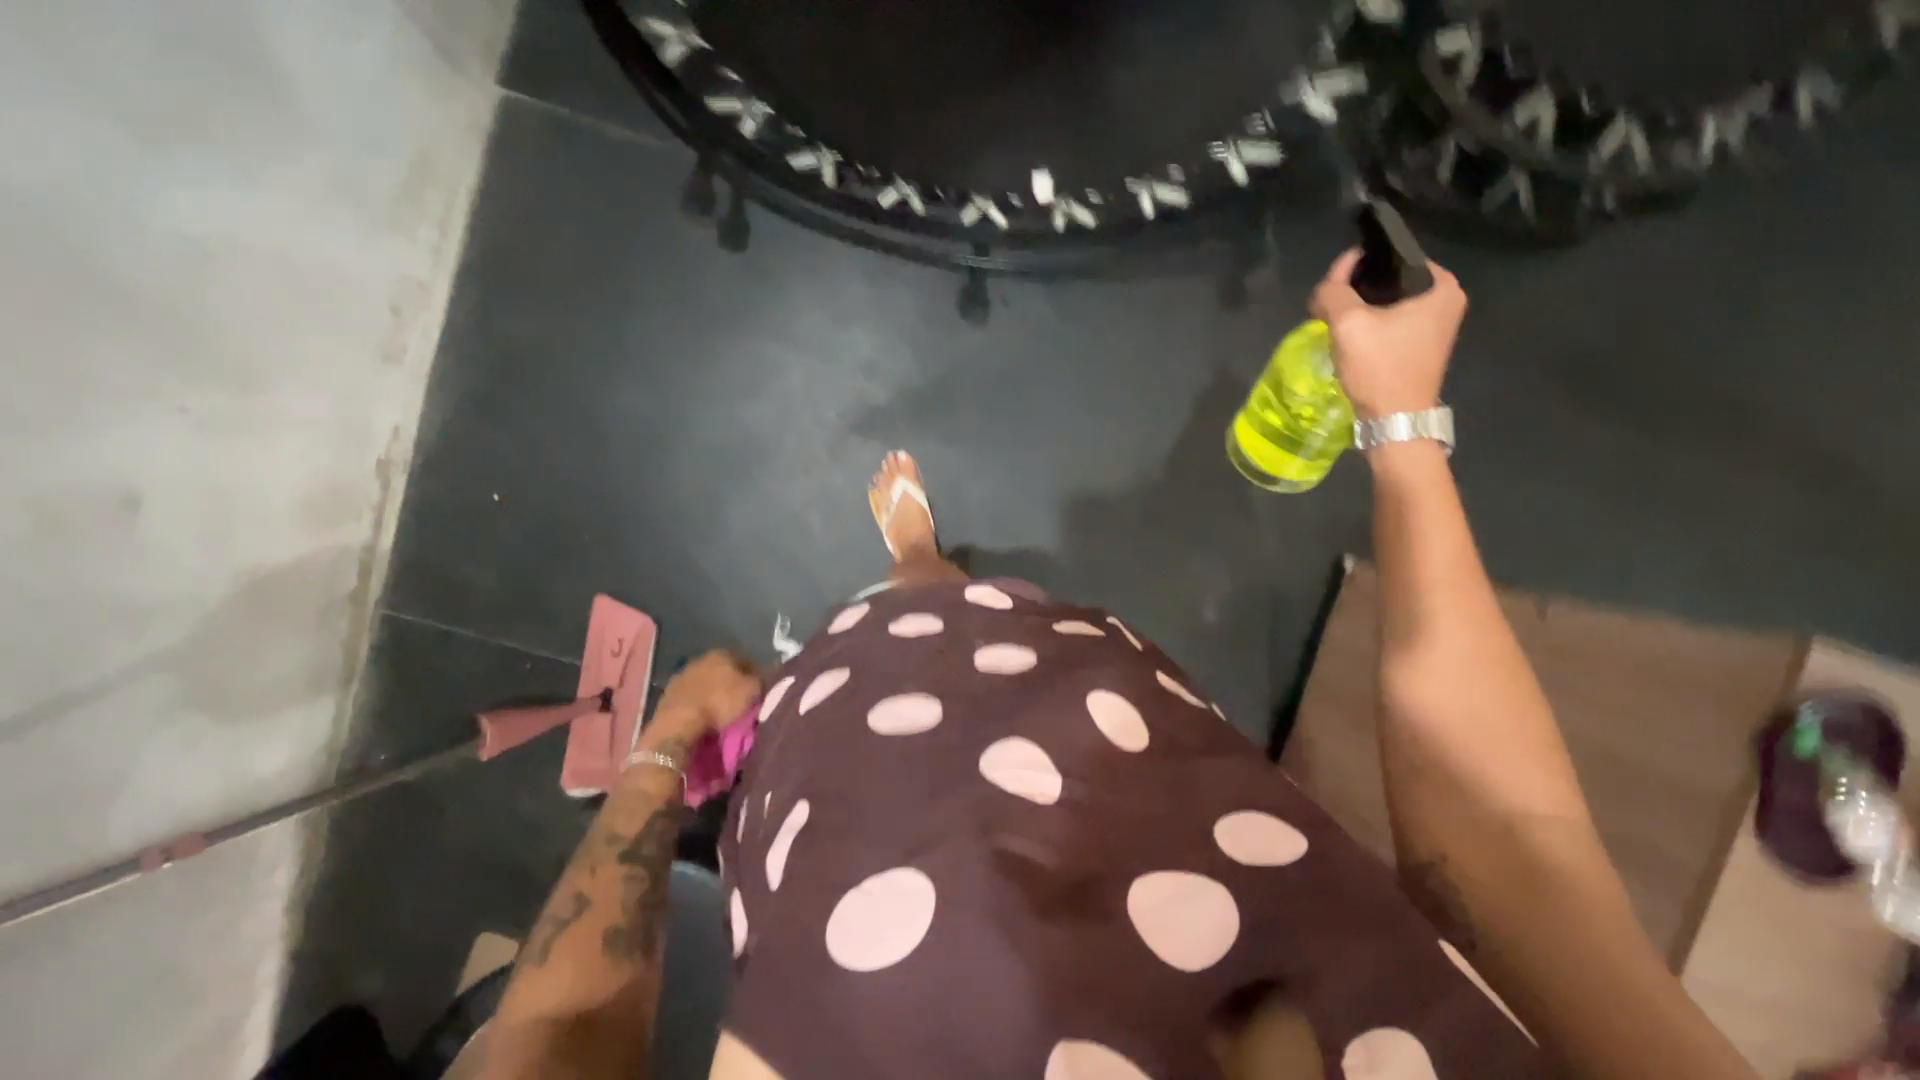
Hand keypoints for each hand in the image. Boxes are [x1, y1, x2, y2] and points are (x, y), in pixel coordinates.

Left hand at [653, 649, 762, 737]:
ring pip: (706, 683)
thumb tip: (764, 676)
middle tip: (742, 702)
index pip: (747, 660)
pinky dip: (699, 704)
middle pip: (724, 670)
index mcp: (723, 653)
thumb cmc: (720, 703)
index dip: (756, 675)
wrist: (679, 724)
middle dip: (732, 683)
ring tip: (722, 712)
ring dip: (713, 693)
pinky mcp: (668, 694)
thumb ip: (761, 680)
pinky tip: (704, 716)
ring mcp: (682, 675)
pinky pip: (692, 697)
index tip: (761, 691)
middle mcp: (701, 658)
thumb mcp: (752, 691)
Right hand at [1310, 249, 1467, 419]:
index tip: (1332, 282)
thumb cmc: (1380, 367)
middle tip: (1329, 301)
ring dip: (1360, 308)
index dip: (1356, 265)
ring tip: (1334, 317)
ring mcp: (1437, 325)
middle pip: (1389, 280)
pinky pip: (1392, 322)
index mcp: (1441, 285)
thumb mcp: (1348, 322)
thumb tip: (1326, 287)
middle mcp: (1447, 299)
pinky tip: (1350, 336)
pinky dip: (1371, 325)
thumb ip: (1332, 291)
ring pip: (1388, 302)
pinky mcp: (1422, 346)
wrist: (1395, 420)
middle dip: (1356, 289)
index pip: (1391, 256)